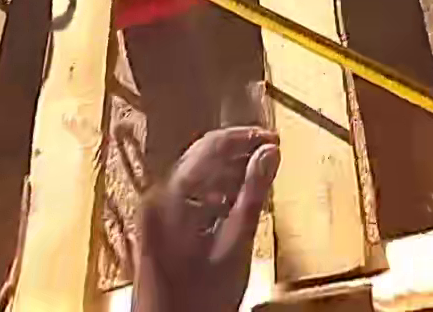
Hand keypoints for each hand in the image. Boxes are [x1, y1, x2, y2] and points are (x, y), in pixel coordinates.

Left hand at [133, 126, 279, 311]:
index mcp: (173, 195)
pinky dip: (216, 189)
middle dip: (239, 151)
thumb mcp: (236, 245)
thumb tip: (272, 151)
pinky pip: (190, 191)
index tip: (276, 141)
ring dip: (229, 170)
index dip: (247, 138)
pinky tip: (237, 200)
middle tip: (271, 154)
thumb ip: (253, 193)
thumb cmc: (200, 301)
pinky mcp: (158, 225)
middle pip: (203, 154)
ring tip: (260, 176)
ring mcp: (156, 209)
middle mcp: (159, 194)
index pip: (213, 145)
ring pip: (198, 171)